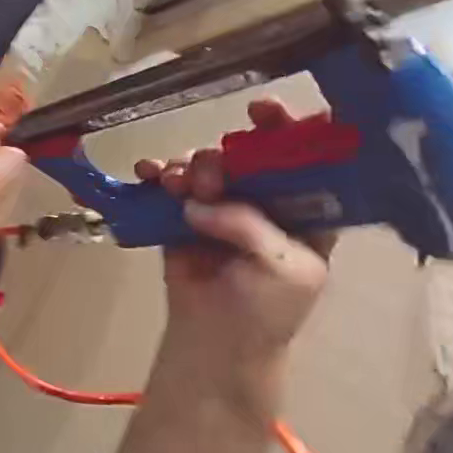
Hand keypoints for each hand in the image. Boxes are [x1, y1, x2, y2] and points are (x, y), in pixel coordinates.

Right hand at [134, 100, 331, 393]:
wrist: (214, 340)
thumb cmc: (265, 309)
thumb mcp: (283, 269)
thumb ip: (248, 226)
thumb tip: (196, 202)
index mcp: (305, 210)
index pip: (306, 159)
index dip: (292, 130)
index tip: (264, 112)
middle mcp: (263, 199)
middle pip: (247, 156)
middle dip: (226, 155)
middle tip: (210, 174)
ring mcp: (220, 204)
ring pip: (205, 166)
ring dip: (188, 167)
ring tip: (175, 184)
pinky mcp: (182, 212)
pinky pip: (169, 183)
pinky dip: (157, 173)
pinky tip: (147, 173)